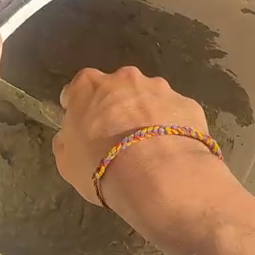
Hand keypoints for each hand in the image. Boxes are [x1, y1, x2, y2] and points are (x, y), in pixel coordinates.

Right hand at [53, 66, 213, 210]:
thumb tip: (70, 136)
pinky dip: (172, 128)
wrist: (158, 176)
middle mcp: (124, 78)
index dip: (78, 109)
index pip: (76, 90)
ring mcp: (160, 88)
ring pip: (148, 99)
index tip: (82, 128)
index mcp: (88, 85)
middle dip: (115, 108)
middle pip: (115, 90)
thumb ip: (67, 140)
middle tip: (116, 138)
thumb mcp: (67, 160)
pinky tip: (171, 152)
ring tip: (148, 148)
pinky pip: (174, 114)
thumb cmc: (101, 165)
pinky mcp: (188, 104)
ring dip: (145, 115)